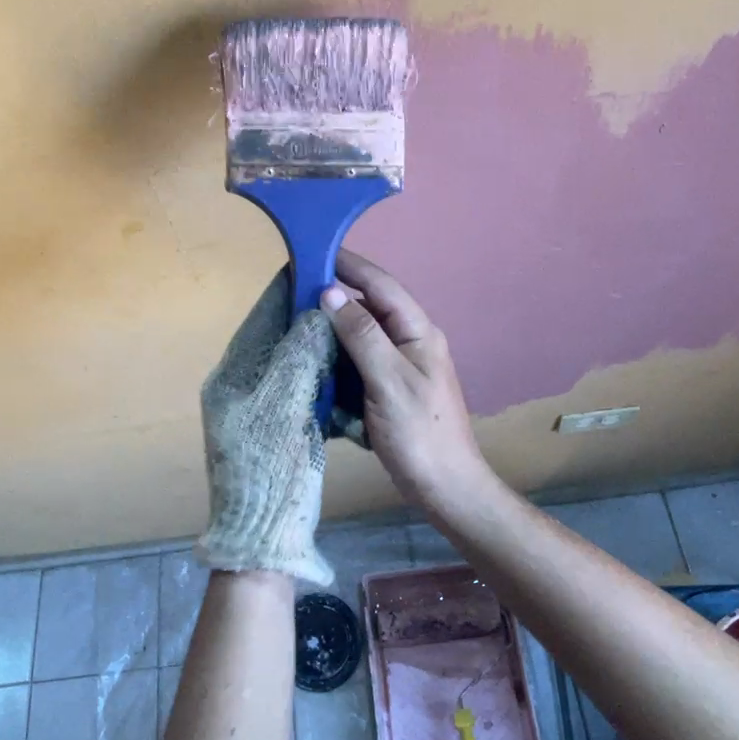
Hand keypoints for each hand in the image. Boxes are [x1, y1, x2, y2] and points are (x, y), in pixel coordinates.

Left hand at [197, 269, 334, 585]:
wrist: (261, 538)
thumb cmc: (270, 470)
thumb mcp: (285, 408)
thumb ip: (300, 355)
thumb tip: (318, 309)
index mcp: (232, 375)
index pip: (262, 314)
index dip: (290, 288)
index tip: (323, 266)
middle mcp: (237, 385)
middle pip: (275, 334)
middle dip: (306, 314)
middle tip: (346, 296)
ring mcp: (253, 408)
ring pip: (287, 360)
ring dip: (314, 342)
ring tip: (351, 325)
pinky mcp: (271, 427)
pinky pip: (296, 386)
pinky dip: (318, 373)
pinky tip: (344, 368)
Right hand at [320, 250, 492, 506]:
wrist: (445, 488)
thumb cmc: (420, 434)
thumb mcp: (389, 380)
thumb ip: (362, 335)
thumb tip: (331, 293)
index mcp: (418, 331)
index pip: (380, 284)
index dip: (348, 265)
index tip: (311, 250)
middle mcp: (411, 341)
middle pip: (370, 306)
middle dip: (334, 296)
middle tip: (293, 290)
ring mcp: (401, 365)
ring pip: (361, 334)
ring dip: (333, 328)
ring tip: (296, 322)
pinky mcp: (389, 388)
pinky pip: (359, 362)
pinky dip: (337, 358)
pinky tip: (315, 361)